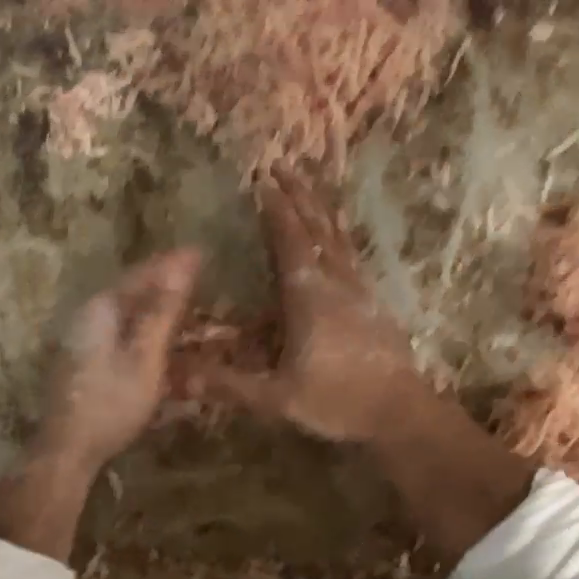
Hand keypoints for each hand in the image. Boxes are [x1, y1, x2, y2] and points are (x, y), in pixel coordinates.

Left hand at [35, 249, 201, 469]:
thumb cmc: (111, 403)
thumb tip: (180, 266)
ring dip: (151, 312)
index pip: (140, 275)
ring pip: (122, 318)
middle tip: (194, 277)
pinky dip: (140, 336)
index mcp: (99, 309)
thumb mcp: (144, 357)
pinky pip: (116, 339)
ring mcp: (78, 344)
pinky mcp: (80, 367)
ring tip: (181, 308)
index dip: (172, 265)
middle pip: (128, 294)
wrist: (67, 450)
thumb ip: (162, 312)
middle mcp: (84, 319)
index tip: (201, 253)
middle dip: (161, 285)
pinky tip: (154, 345)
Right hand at [210, 170, 423, 441]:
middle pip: (317, 228)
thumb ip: (229, 385)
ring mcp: (359, 291)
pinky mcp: (372, 305)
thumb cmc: (337, 402)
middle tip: (284, 166)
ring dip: (321, 210)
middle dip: (299, 196)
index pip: (289, 243)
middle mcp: (336, 284)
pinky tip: (336, 240)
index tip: (262, 181)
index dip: (276, 211)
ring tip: (310, 187)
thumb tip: (178, 376)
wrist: (400, 412)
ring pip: (338, 238)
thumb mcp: (276, 399)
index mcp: (309, 298)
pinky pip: (350, 257)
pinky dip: (338, 236)